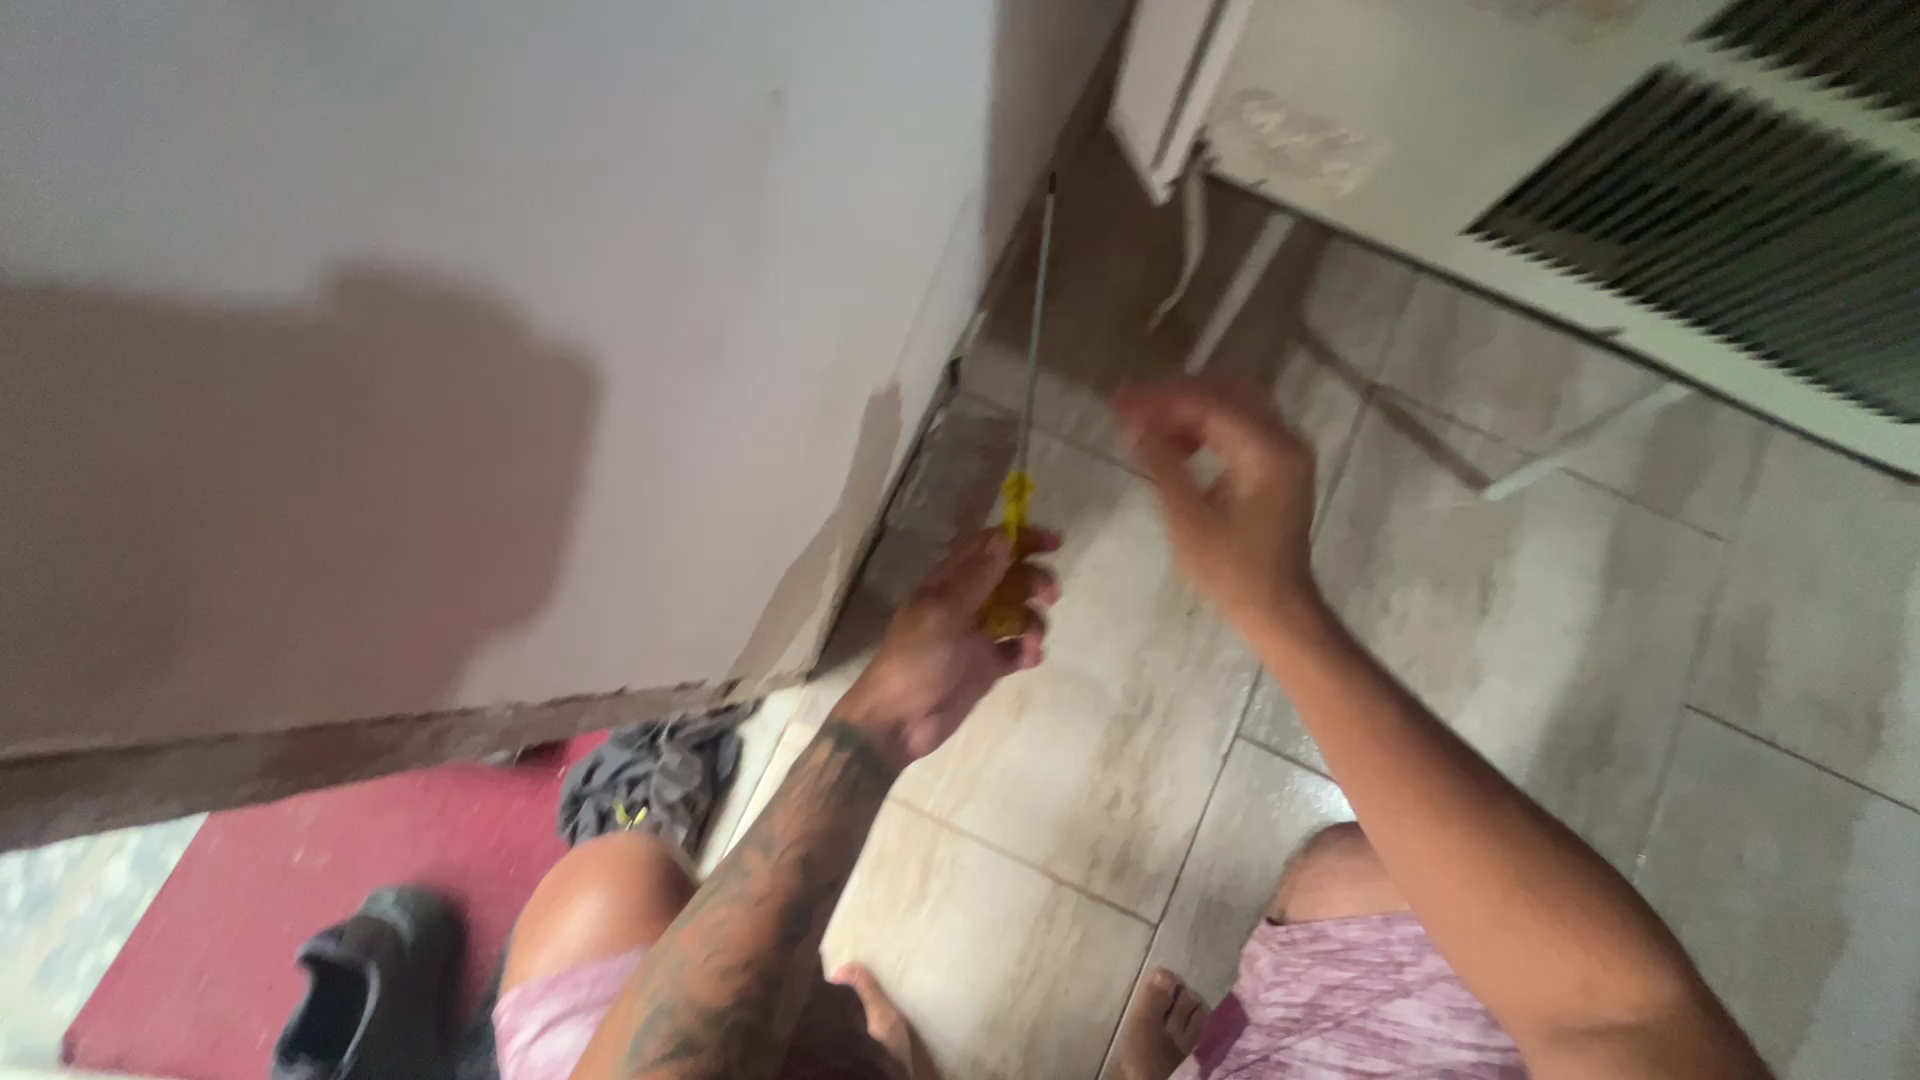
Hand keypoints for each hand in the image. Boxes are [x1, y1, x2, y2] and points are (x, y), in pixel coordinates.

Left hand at [839, 527, 1059, 767]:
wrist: (899, 722)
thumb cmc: (916, 660)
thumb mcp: (945, 613)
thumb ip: (976, 578)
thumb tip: (1004, 540)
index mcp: (947, 583)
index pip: (987, 547)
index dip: (1020, 539)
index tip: (1054, 543)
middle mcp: (965, 603)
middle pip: (1010, 577)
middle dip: (1034, 580)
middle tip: (1050, 595)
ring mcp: (977, 635)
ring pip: (1018, 612)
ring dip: (1034, 620)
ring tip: (1031, 640)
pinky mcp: (987, 666)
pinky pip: (1017, 649)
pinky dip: (1028, 649)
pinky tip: (1028, 658)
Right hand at [1112, 378, 1323, 634]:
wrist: (1277, 610)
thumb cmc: (1232, 573)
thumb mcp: (1189, 520)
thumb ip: (1163, 465)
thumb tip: (1134, 426)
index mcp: (1268, 452)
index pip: (1210, 404)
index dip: (1161, 400)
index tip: (1120, 403)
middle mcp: (1283, 441)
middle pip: (1225, 392)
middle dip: (1174, 396)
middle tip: (1130, 406)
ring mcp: (1283, 453)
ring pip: (1231, 407)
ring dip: (1187, 410)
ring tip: (1143, 425)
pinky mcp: (1276, 467)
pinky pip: (1237, 429)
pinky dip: (1203, 429)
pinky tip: (1172, 446)